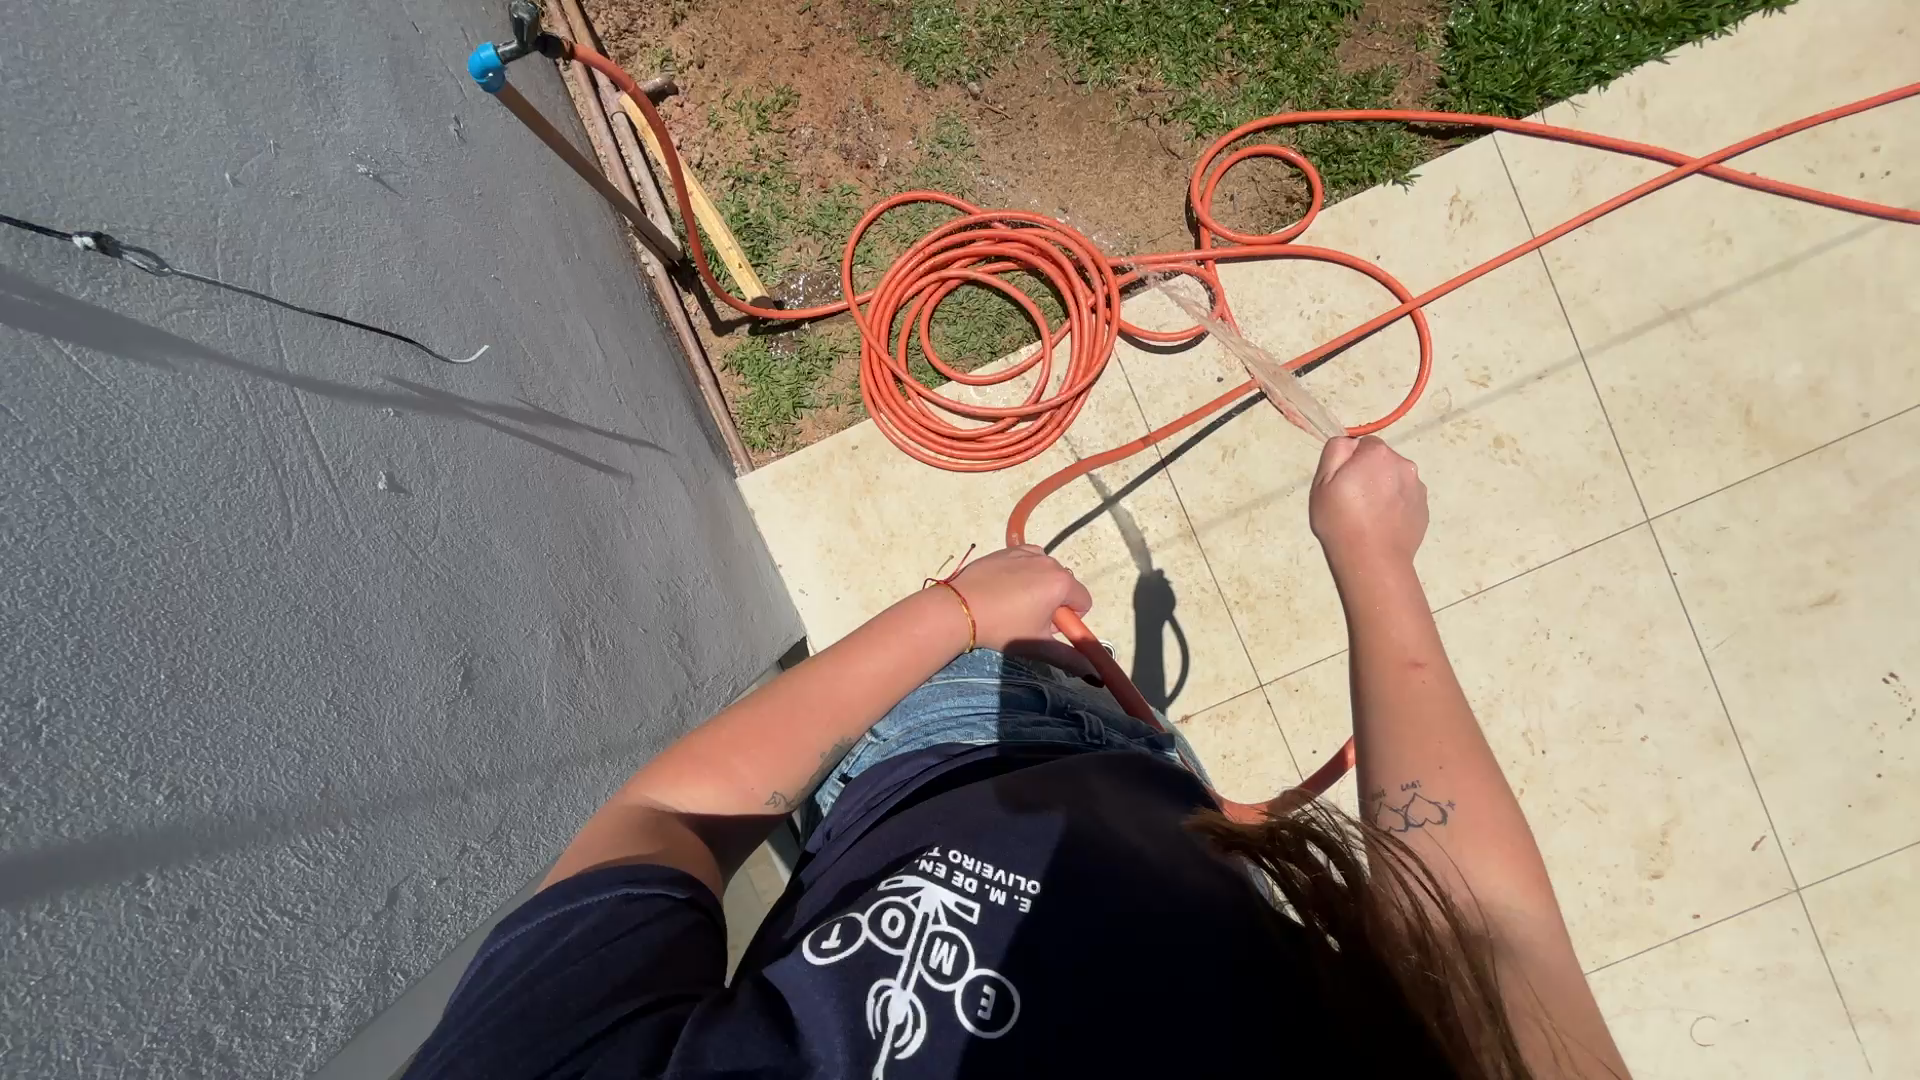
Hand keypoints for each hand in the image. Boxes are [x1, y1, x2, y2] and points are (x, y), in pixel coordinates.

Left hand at [944, 545, 1091, 650]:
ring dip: (1039, 586)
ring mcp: (1027, 552)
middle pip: (1064, 585)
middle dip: (1054, 601)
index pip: (1084, 601)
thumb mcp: (1037, 645)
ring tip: (1013, 603)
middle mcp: (1049, 562)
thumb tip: (1094, 675)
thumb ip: (1069, 659)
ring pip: (1045, 571)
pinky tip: (1003, 587)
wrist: (960, 608)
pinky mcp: (1007, 550)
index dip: (1068, 618)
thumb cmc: (1003, 627)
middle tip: (1027, 617)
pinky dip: (1022, 572)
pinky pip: (1027, 560)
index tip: (1046, 626)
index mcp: (1061, 584)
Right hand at [1309, 436, 1427, 575]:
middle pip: (1382, 460)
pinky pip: (1405, 497)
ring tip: (1368, 513)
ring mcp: (1417, 486)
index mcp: (1377, 454)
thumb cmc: (1341, 520)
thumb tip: (1348, 442)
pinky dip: (1394, 504)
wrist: (1372, 558)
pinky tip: (1381, 522)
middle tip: (1351, 498)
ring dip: (1383, 487)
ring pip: (1395, 478)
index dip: (1350, 461)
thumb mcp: (1322, 483)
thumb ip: (1335, 452)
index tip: (1341, 481)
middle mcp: (1403, 464)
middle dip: (1368, 472)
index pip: (1363, 443)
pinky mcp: (1424, 507)